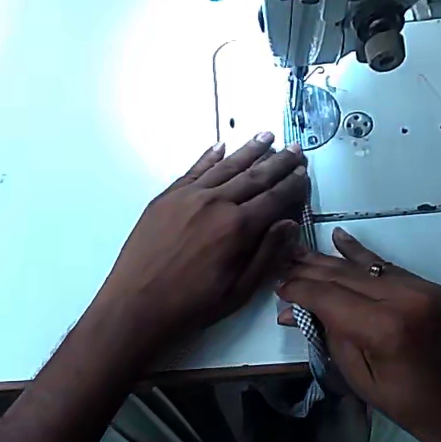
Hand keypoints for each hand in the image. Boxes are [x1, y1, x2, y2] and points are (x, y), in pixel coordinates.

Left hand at [88, 133, 308, 360]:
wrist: (136, 303)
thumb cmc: (190, 304)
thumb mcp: (239, 290)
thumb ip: (267, 254)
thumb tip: (289, 224)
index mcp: (237, 228)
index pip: (275, 198)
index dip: (292, 185)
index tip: (304, 173)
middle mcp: (215, 204)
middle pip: (254, 177)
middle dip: (278, 163)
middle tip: (294, 150)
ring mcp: (188, 197)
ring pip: (225, 167)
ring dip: (248, 151)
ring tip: (266, 136)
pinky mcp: (166, 198)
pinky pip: (193, 170)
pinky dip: (208, 157)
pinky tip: (220, 146)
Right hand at [276, 228, 440, 441]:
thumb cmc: (412, 407)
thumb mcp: (360, 379)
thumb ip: (329, 337)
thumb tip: (294, 312)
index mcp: (383, 327)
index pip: (327, 295)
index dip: (298, 290)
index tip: (277, 288)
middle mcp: (403, 297)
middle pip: (341, 275)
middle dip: (308, 271)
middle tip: (280, 266)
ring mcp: (420, 288)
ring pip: (361, 266)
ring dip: (328, 260)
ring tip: (298, 252)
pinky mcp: (430, 287)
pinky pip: (385, 266)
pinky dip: (360, 254)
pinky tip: (339, 240)